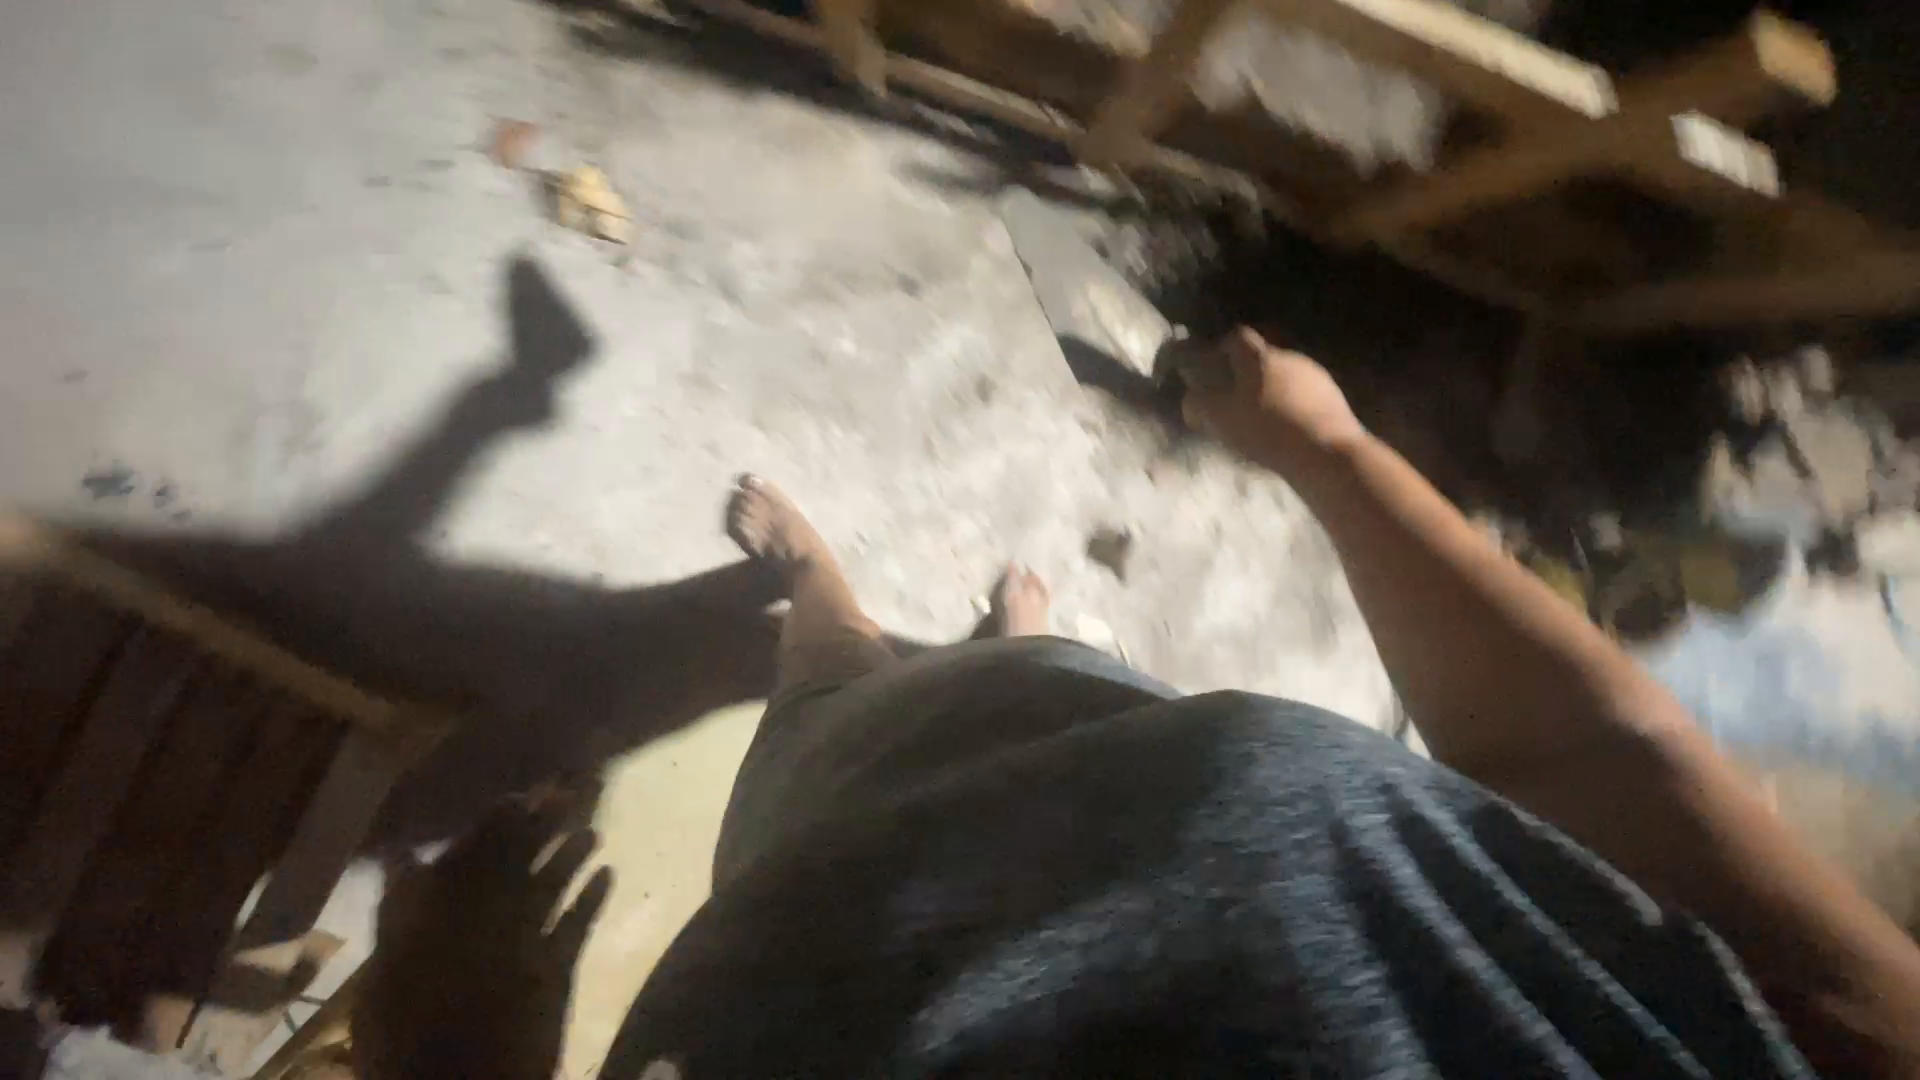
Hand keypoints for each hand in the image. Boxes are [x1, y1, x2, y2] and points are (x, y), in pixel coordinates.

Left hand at [354, 796, 612, 1079]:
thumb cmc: (430, 1025)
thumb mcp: (414, 959)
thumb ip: (425, 902)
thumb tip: (422, 852)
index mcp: (434, 927)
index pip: (464, 863)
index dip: (489, 829)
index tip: (520, 795)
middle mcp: (473, 936)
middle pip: (508, 873)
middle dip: (536, 834)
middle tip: (569, 794)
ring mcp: (513, 957)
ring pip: (542, 897)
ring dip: (567, 863)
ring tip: (594, 832)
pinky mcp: (549, 978)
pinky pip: (570, 931)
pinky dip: (588, 903)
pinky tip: (608, 874)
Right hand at [1181, 328, 1365, 467]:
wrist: (1326, 452)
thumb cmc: (1266, 431)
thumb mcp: (1220, 420)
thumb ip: (1199, 404)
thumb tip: (1190, 398)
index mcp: (1258, 358)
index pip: (1238, 336)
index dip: (1223, 346)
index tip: (1214, 363)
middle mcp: (1289, 357)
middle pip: (1263, 356)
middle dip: (1247, 372)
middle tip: (1235, 396)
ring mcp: (1315, 375)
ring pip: (1285, 374)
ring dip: (1272, 389)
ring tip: (1263, 416)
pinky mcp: (1334, 395)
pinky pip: (1305, 392)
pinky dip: (1292, 403)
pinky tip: (1287, 427)